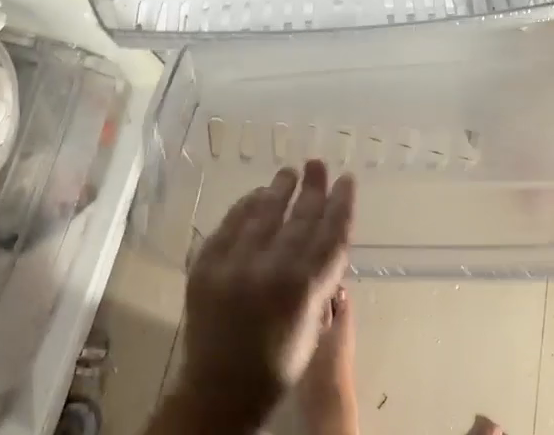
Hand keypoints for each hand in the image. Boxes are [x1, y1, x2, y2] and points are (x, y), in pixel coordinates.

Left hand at [175, 161, 355, 427]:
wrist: (219, 390)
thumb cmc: (276, 363)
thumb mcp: (314, 324)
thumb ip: (322, 279)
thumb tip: (328, 236)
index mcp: (305, 289)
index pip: (332, 232)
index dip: (342, 202)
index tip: (346, 179)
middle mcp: (273, 270)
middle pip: (301, 217)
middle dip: (313, 188)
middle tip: (318, 164)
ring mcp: (236, 264)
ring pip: (265, 213)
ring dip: (280, 189)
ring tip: (289, 172)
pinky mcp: (206, 264)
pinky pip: (231, 223)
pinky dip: (246, 205)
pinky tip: (258, 194)